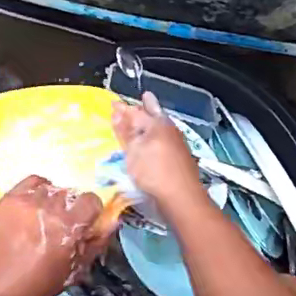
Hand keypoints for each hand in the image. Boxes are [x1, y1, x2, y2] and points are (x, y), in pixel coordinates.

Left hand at [0, 176, 108, 295]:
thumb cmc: (40, 283)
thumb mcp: (76, 269)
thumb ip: (96, 243)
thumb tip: (111, 222)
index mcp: (70, 224)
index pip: (91, 200)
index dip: (90, 211)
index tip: (83, 223)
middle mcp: (50, 206)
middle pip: (71, 194)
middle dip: (70, 208)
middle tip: (61, 225)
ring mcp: (28, 199)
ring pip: (52, 188)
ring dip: (52, 200)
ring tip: (43, 216)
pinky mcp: (10, 197)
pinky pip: (32, 181)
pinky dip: (37, 190)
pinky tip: (33, 204)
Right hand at [112, 92, 203, 207]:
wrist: (182, 197)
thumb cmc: (153, 172)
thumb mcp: (133, 151)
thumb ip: (125, 132)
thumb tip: (118, 113)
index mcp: (156, 123)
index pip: (135, 111)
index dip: (123, 108)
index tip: (113, 104)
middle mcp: (168, 128)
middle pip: (154, 113)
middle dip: (147, 106)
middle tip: (143, 98)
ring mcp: (176, 142)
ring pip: (161, 125)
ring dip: (152, 120)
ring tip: (145, 117)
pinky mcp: (179, 156)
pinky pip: (164, 138)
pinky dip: (156, 135)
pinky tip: (153, 141)